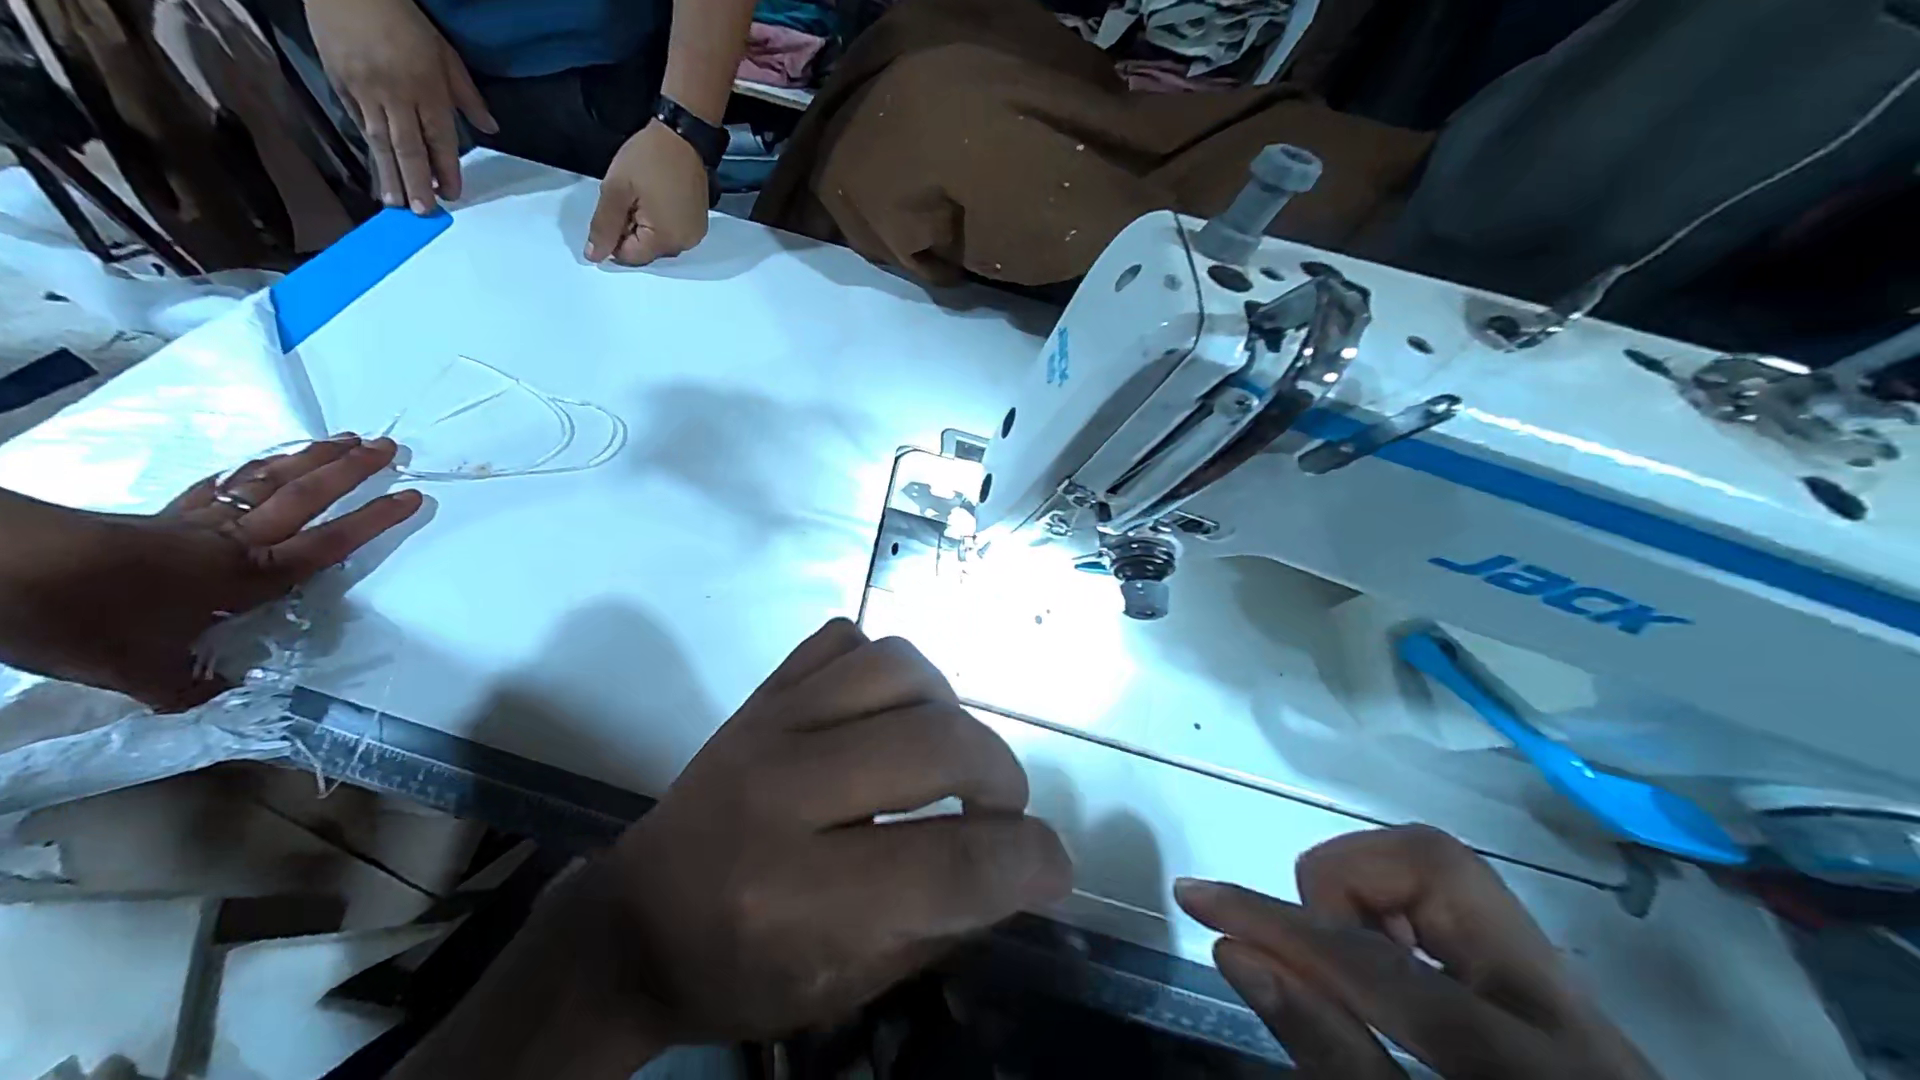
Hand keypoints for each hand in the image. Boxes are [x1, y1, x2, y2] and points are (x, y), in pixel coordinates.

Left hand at [0, 437, 420, 709]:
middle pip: (302, 497)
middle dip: (349, 470)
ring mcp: (192, 524)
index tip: (412, 495)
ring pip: (264, 483)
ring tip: (344, 439)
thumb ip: (193, 684)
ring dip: (307, 459)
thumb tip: (230, 696)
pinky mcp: (154, 518)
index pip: (328, 544)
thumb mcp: (142, 671)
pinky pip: (211, 490)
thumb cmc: (83, 619)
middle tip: (388, 446)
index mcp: (247, 575)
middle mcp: (231, 542)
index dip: (373, 520)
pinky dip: (239, 474)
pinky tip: (254, 465)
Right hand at [305, 0, 497, 211]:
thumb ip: (468, 97)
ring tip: (393, 203)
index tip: (451, 195)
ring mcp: (364, 91)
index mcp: (427, 92)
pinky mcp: (338, 83)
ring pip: (379, 141)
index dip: (446, 171)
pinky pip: (357, 121)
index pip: (440, 142)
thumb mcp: (447, 56)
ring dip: (388, 174)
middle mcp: (395, 97)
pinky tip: (375, 168)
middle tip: (421, 213)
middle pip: (407, 148)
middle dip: (415, 183)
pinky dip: (368, 147)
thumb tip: (491, 129)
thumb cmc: (404, 20)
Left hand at [585, 120, 709, 265]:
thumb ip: (604, 226)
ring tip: (646, 197)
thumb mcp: (616, 189)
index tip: (615, 207)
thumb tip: (594, 257)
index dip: (614, 236)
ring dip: (646, 226)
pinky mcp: (699, 225)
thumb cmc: (648, 159)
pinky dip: (660, 222)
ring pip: (658, 243)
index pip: (630, 257)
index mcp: (665, 240)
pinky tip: (659, 199)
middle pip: (646, 251)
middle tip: (630, 198)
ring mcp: (694, 235)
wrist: (683, 137)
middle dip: (631, 231)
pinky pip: (672, 233)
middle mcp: (684, 245)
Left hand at [589, 620, 1071, 1040]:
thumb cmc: (742, 970)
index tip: (1053, 864)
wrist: (635, 922)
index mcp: (799, 895)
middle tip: (1000, 810)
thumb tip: (1025, 860)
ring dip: (949, 711)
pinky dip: (888, 670)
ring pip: (900, 668)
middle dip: (1000, 779)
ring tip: (946, 754)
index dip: (1029, 860)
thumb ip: (946, 919)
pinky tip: (887, 713)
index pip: (953, 862)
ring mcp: (768, 725)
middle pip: (938, 744)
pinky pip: (846, 641)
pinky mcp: (760, 694)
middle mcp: (782, 793)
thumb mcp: (849, 984)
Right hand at [1176, 825, 1660, 1079]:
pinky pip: (1447, 900)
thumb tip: (1234, 951)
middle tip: (1309, 952)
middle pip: (1431, 861)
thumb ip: (1327, 1049)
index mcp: (1535, 1060)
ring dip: (1364, 897)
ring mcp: (1564, 979)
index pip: (1378, 966)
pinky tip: (1380, 967)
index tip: (1195, 895)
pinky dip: (1391, 913)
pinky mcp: (1544, 974)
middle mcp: (1565, 998)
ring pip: (1435, 865)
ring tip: (1344, 969)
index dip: (1277, 927)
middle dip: (1342, 884)